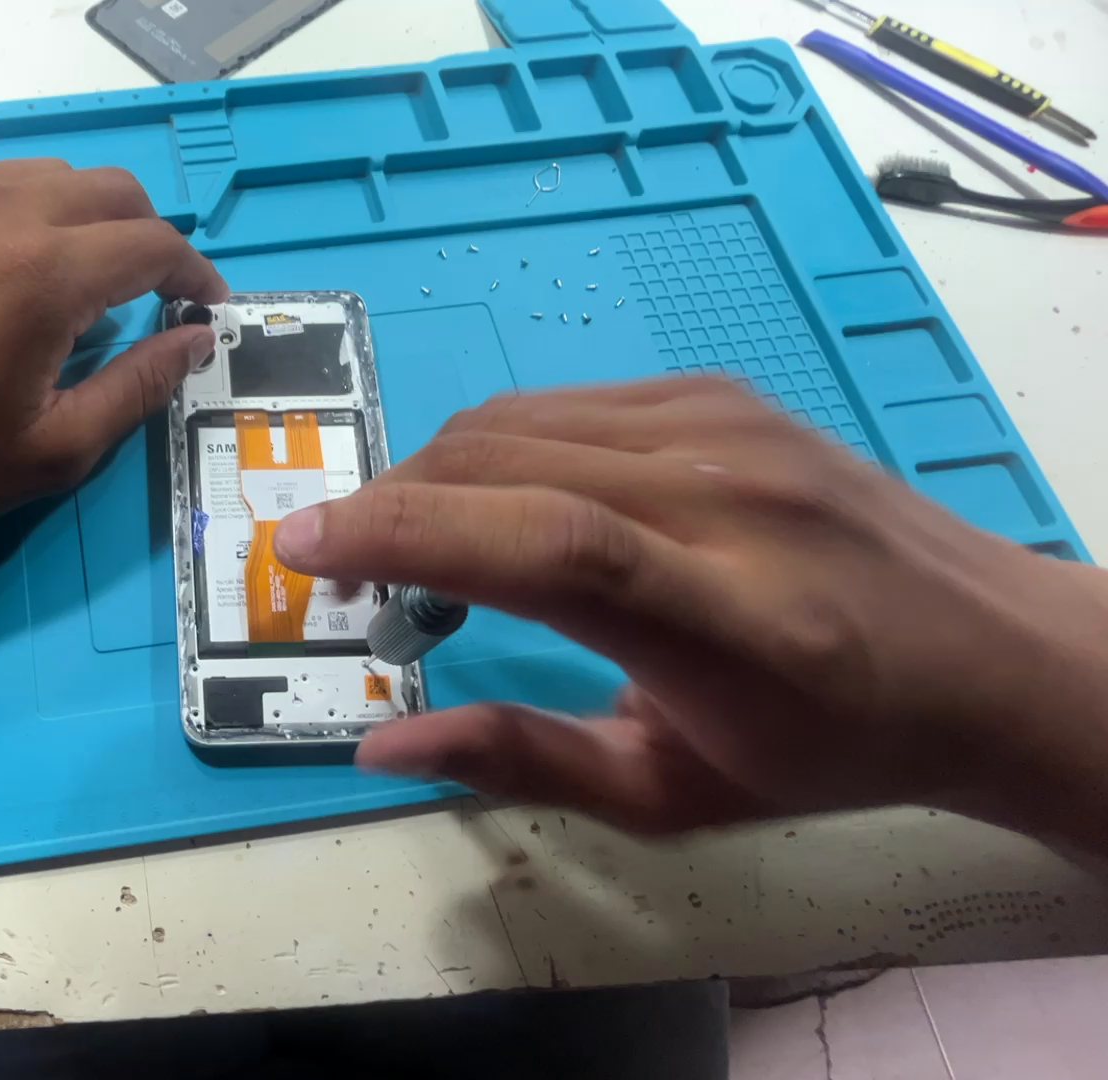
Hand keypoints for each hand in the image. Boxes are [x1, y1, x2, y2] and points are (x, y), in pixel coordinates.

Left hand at [0, 159, 225, 573]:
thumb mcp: (53, 450)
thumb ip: (138, 387)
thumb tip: (196, 342)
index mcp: (46, 271)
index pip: (152, 243)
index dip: (193, 274)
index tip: (206, 307)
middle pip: (106, 190)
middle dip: (145, 237)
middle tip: (148, 296)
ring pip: (39, 177)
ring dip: (80, 221)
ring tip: (72, 285)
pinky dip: (10, 218)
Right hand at [273, 378, 1107, 847]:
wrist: (999, 651)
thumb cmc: (828, 748)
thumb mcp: (669, 794)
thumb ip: (518, 761)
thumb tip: (377, 747)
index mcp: (727, 621)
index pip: (541, 545)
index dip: (401, 534)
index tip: (300, 548)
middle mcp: (723, 496)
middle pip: (498, 466)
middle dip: (384, 508)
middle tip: (338, 566)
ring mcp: (717, 425)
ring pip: (504, 426)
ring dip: (421, 479)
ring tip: (403, 540)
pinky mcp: (707, 394)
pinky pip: (544, 409)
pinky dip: (477, 454)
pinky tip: (481, 503)